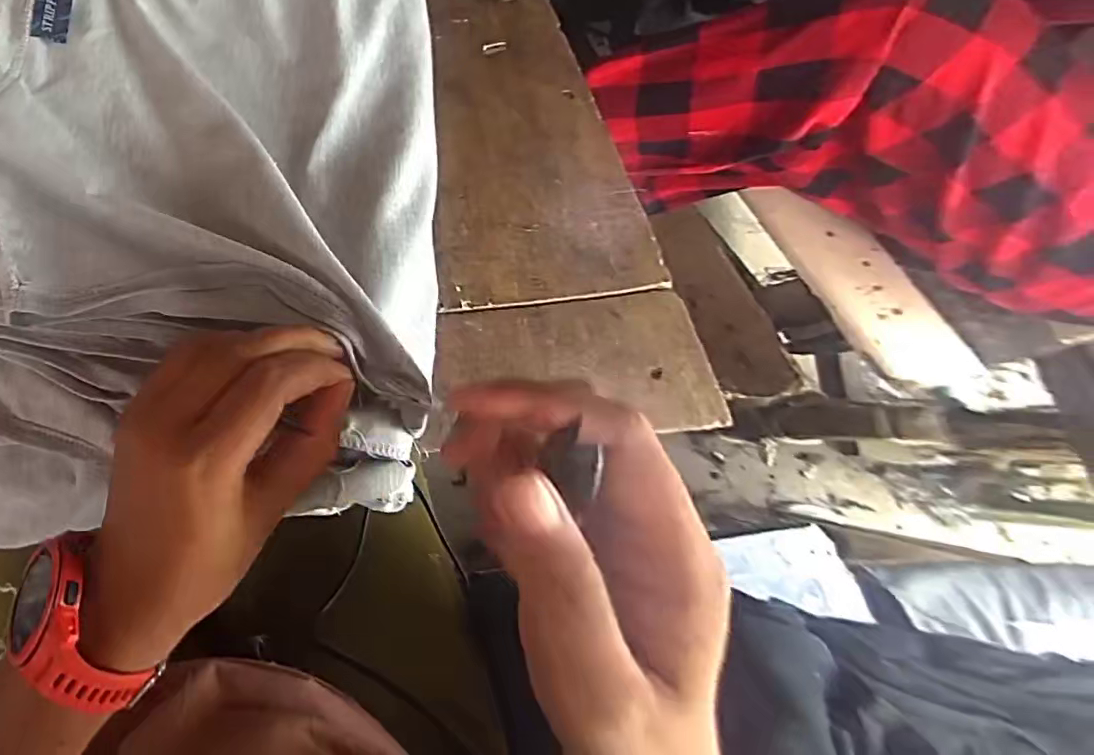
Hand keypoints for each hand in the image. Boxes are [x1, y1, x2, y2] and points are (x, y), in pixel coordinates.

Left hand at [78, 327, 355, 671]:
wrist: (130, 582)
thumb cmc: (206, 565)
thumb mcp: (270, 512)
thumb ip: (308, 446)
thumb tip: (336, 389)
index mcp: (204, 460)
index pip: (266, 384)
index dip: (311, 367)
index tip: (343, 370)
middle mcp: (167, 419)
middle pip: (236, 352)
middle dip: (290, 341)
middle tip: (328, 348)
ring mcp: (144, 406)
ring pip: (208, 344)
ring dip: (256, 339)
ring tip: (296, 350)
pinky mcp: (134, 402)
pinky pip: (182, 355)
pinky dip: (222, 346)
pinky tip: (250, 355)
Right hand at [442, 381, 728, 754]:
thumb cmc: (624, 732)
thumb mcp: (591, 670)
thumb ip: (562, 579)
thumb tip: (518, 482)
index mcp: (671, 542)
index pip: (619, 432)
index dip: (546, 404)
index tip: (470, 407)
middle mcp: (648, 516)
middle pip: (582, 424)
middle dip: (511, 418)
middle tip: (454, 447)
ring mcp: (617, 520)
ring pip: (554, 440)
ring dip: (499, 443)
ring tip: (462, 478)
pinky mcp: (585, 529)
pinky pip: (538, 474)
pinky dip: (499, 475)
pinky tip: (487, 520)